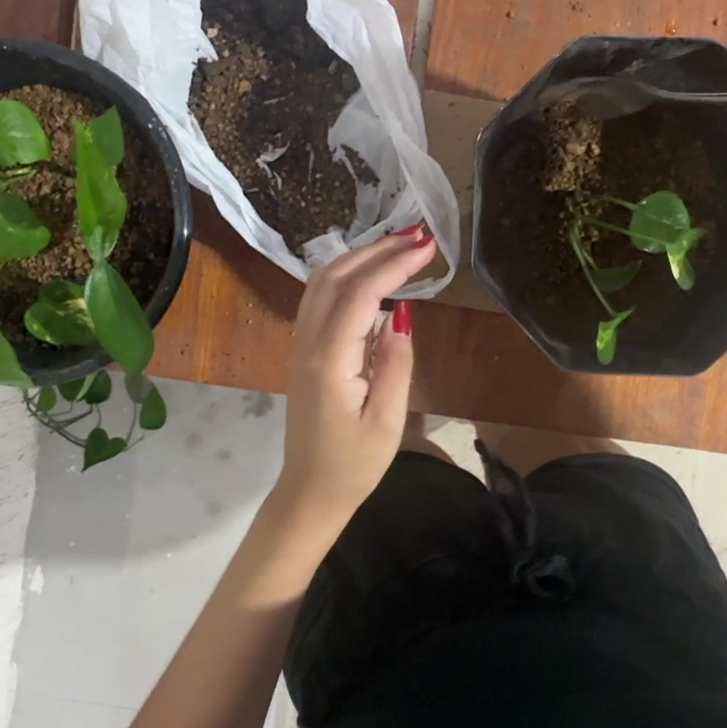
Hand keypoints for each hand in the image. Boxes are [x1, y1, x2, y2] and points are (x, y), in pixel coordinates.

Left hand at [273, 227, 436, 520]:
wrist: (310, 491)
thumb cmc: (354, 464)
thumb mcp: (386, 419)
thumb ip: (395, 362)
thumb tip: (401, 313)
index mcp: (329, 360)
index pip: (361, 294)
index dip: (394, 265)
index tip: (427, 247)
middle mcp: (307, 343)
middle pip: (336, 277)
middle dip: (377, 250)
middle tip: (418, 236)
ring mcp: (299, 346)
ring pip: (322, 283)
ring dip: (359, 258)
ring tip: (399, 247)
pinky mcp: (302, 352)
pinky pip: (319, 300)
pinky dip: (346, 278)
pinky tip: (373, 279)